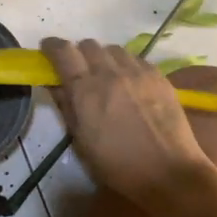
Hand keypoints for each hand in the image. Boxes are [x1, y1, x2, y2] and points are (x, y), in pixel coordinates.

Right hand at [41, 38, 215, 206]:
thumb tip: (55, 84)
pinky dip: (126, 64)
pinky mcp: (159, 76)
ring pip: (113, 49)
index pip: (63, 51)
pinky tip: (130, 82)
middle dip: (78, 53)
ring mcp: (137, 72)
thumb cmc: (117, 165)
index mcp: (85, 90)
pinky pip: (136, 58)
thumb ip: (65, 106)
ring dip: (104, 57)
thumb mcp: (80, 141)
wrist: (168, 172)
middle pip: (88, 44)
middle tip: (78, 70)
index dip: (51, 47)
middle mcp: (110, 73)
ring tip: (106, 75)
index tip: (47, 51)